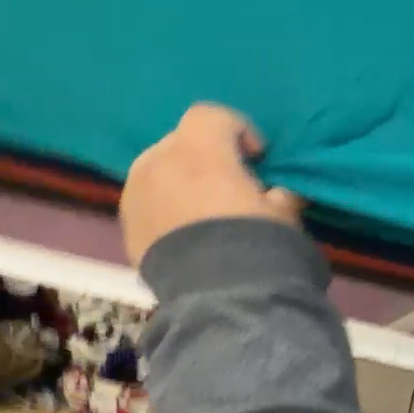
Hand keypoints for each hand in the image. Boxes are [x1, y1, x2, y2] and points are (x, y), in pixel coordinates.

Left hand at [120, 103, 303, 266]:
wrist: (223, 297)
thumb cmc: (261, 246)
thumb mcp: (288, 218)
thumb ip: (281, 197)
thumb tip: (280, 193)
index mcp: (201, 154)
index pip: (212, 115)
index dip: (240, 130)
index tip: (260, 159)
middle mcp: (159, 163)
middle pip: (180, 142)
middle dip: (207, 157)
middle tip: (234, 188)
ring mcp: (135, 193)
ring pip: (159, 171)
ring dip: (183, 182)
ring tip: (208, 214)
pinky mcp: (126, 224)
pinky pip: (149, 202)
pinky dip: (168, 208)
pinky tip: (192, 236)